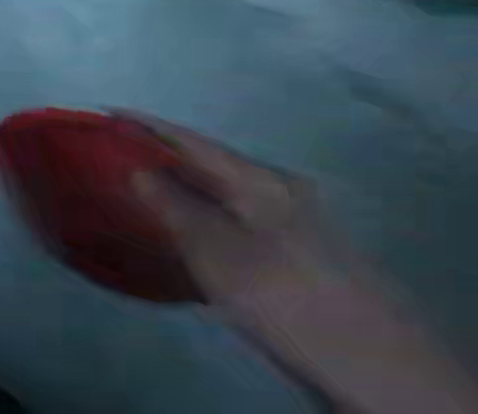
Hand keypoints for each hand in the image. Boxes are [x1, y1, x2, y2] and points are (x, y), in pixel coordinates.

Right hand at [120, 112, 336, 319]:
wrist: (378, 369)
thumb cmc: (279, 291)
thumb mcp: (209, 244)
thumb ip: (167, 199)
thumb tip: (137, 168)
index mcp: (258, 178)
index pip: (187, 138)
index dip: (142, 122)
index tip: (103, 112)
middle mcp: (282, 190)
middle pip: (208, 162)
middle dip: (160, 155)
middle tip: (114, 152)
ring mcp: (298, 223)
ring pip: (223, 191)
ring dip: (182, 185)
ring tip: (139, 187)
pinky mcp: (302, 253)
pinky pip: (236, 215)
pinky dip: (203, 210)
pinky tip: (184, 223)